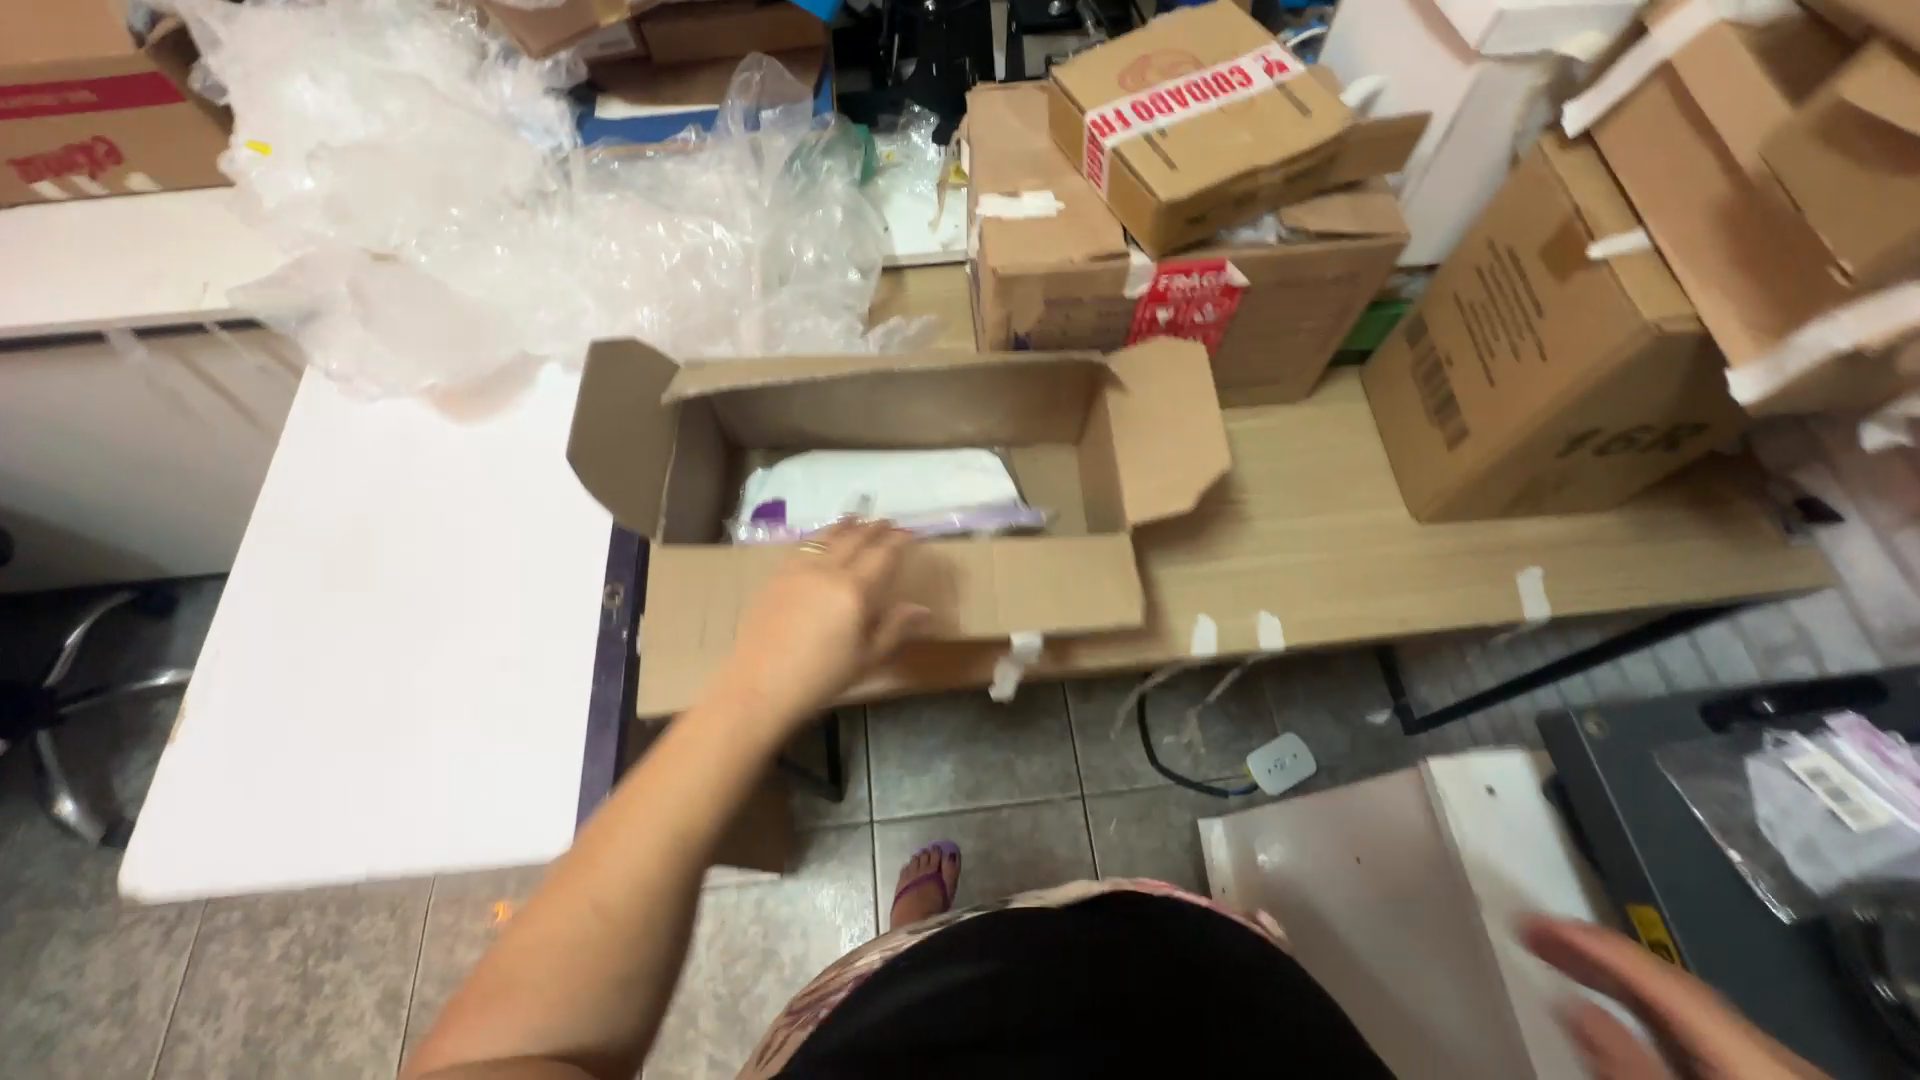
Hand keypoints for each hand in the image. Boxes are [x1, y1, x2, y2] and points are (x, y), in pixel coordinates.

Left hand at [714, 519, 926, 739]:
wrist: (760, 685)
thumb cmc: (821, 677)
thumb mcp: (867, 658)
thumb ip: (895, 628)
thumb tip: (923, 609)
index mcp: (854, 591)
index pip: (882, 554)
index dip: (898, 541)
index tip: (910, 533)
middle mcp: (826, 570)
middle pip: (855, 538)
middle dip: (874, 528)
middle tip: (887, 522)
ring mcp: (797, 570)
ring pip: (826, 537)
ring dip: (846, 526)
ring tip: (857, 519)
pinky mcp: (776, 576)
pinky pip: (803, 546)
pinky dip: (819, 537)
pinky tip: (822, 539)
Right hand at [1524, 916, 1828, 1079]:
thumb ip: (1628, 1069)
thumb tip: (1574, 1006)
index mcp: (1756, 1065)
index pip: (1667, 986)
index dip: (1598, 947)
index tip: (1535, 923)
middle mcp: (1777, 1062)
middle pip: (1681, 994)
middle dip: (1601, 958)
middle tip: (1534, 931)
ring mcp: (1779, 1075)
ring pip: (1692, 1014)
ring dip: (1621, 983)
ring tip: (1560, 958)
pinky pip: (1705, 1037)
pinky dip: (1651, 1013)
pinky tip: (1618, 1010)